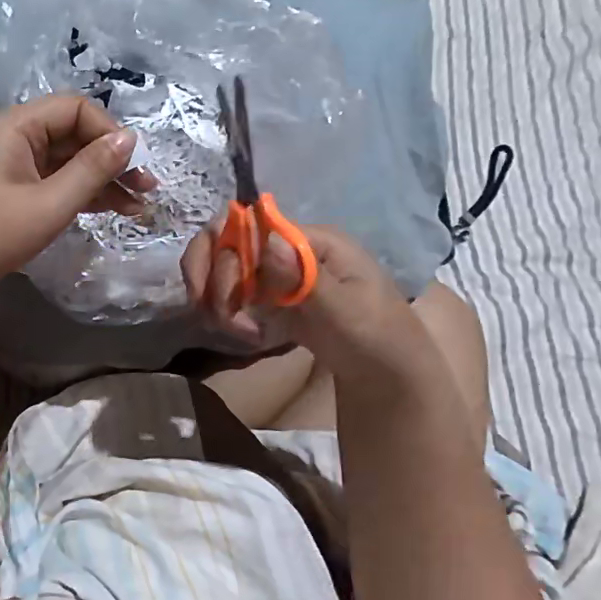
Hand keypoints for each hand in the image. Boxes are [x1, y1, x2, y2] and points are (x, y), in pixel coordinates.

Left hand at [0, 95, 155, 308]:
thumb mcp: (51, 203)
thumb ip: (92, 169)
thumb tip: (130, 139)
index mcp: (14, 126)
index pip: (74, 109)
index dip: (109, 132)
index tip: (135, 164)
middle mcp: (12, 136)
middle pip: (73, 133)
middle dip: (111, 159)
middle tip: (146, 188)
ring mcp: (12, 163)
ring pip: (67, 159)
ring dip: (102, 179)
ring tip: (138, 206)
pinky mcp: (13, 188)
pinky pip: (55, 179)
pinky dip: (82, 192)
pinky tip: (113, 209)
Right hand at [182, 220, 433, 383]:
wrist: (385, 371)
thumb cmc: (376, 335)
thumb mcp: (344, 309)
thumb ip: (304, 277)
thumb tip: (267, 240)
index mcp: (311, 239)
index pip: (250, 227)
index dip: (227, 256)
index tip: (226, 298)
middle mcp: (287, 246)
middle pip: (226, 243)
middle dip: (215, 282)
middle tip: (222, 320)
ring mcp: (275, 270)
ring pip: (222, 268)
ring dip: (216, 299)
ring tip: (234, 330)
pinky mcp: (268, 294)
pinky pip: (231, 292)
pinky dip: (226, 312)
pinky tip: (245, 334)